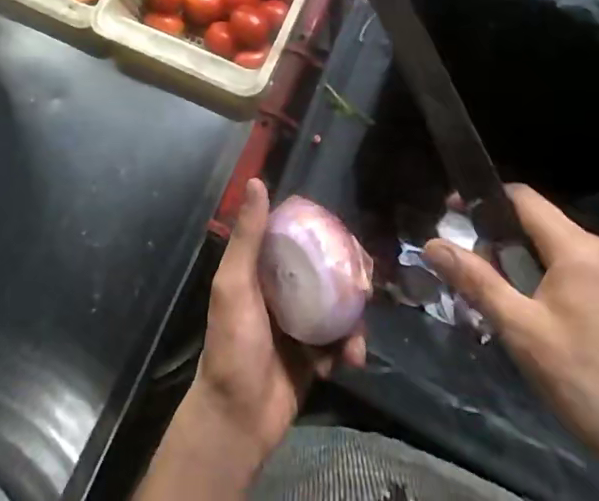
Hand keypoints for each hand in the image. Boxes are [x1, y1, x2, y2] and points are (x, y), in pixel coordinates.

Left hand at [134, 179, 365, 499]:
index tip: (349, 238)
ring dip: (353, 320)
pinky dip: (349, 348)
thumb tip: (256, 181)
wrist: (238, 417)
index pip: (299, 240)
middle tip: (366, 287)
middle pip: (326, 273)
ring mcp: (300, 325)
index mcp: (263, 271)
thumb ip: (248, 236)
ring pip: (339, 307)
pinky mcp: (315, 356)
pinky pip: (341, 342)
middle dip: (350, 279)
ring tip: (356, 336)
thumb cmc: (232, 343)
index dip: (325, 235)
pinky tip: (348, 360)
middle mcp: (283, 292)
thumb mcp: (234, 283)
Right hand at [425, 184, 598, 500]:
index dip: (482, 199)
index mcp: (578, 248)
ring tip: (483, 286)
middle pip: (535, 221)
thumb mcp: (521, 330)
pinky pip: (565, 268)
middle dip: (494, 234)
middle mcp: (598, 250)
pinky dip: (535, 274)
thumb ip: (476, 280)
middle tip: (462, 261)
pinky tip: (518, 306)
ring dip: (513, 258)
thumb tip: (432, 243)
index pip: (522, 198)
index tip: (449, 213)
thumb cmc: (585, 380)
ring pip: (549, 247)